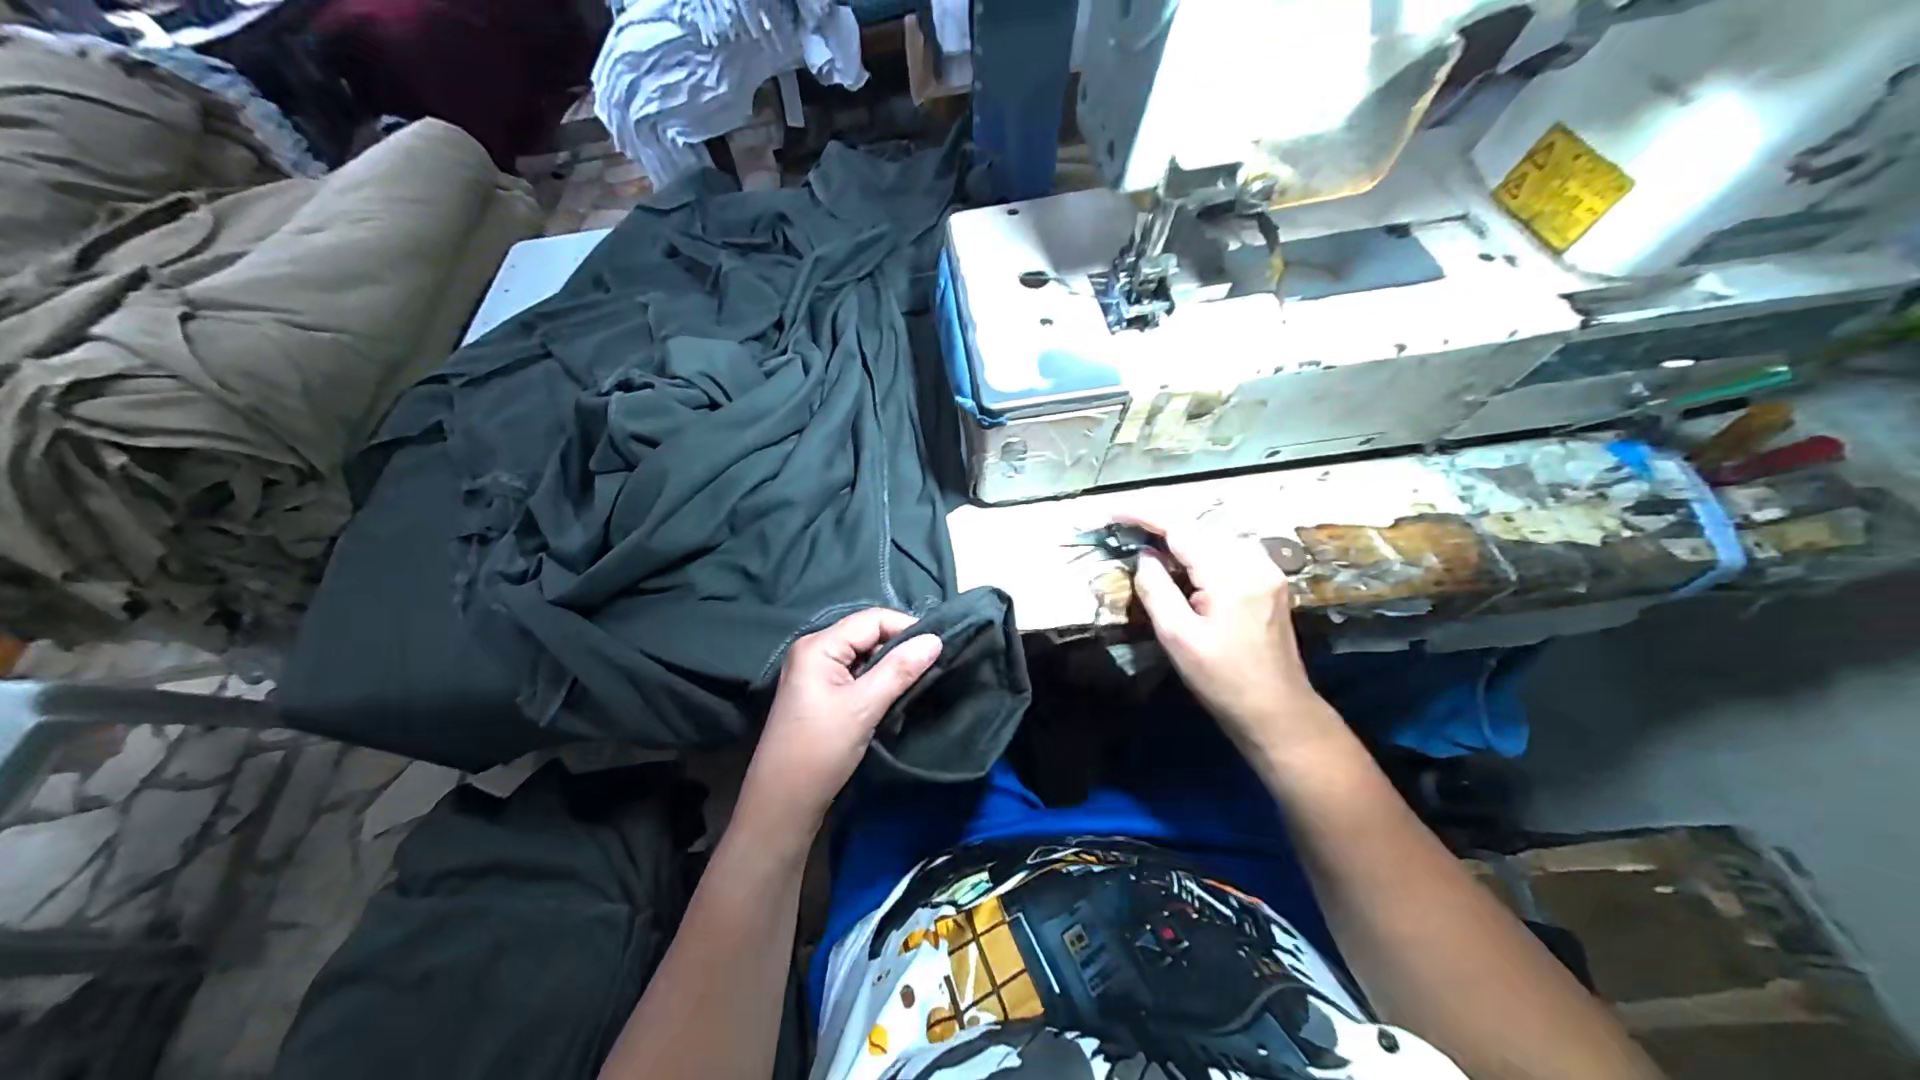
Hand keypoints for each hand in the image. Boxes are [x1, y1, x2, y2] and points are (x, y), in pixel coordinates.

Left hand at [741, 608, 942, 826]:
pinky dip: (877, 679)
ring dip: (890, 664)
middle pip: (867, 633)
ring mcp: (815, 672)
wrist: (784, 801)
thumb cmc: (820, 750)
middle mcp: (814, 650)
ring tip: (920, 678)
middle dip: (900, 646)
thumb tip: (935, 639)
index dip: (907, 628)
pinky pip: (855, 672)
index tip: (939, 647)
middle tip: (933, 664)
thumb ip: (900, 670)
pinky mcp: (820, 692)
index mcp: (818, 646)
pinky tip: (896, 692)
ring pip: (863, 654)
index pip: (872, 620)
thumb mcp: (864, 707)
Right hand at [1123, 513, 1341, 755]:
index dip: (1144, 516)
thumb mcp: (1176, 637)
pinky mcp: (1268, 581)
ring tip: (1146, 541)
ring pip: (1213, 536)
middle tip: (1124, 528)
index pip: (1181, 530)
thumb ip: (1156, 588)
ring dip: (1179, 536)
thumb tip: (1144, 555)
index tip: (1113, 511)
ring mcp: (1266, 570)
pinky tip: (1181, 561)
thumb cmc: (1221, 679)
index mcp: (1231, 574)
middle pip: (1198, 527)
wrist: (1276, 710)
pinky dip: (1199, 549)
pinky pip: (1227, 551)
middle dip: (1160, 524)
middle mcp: (1253, 562)